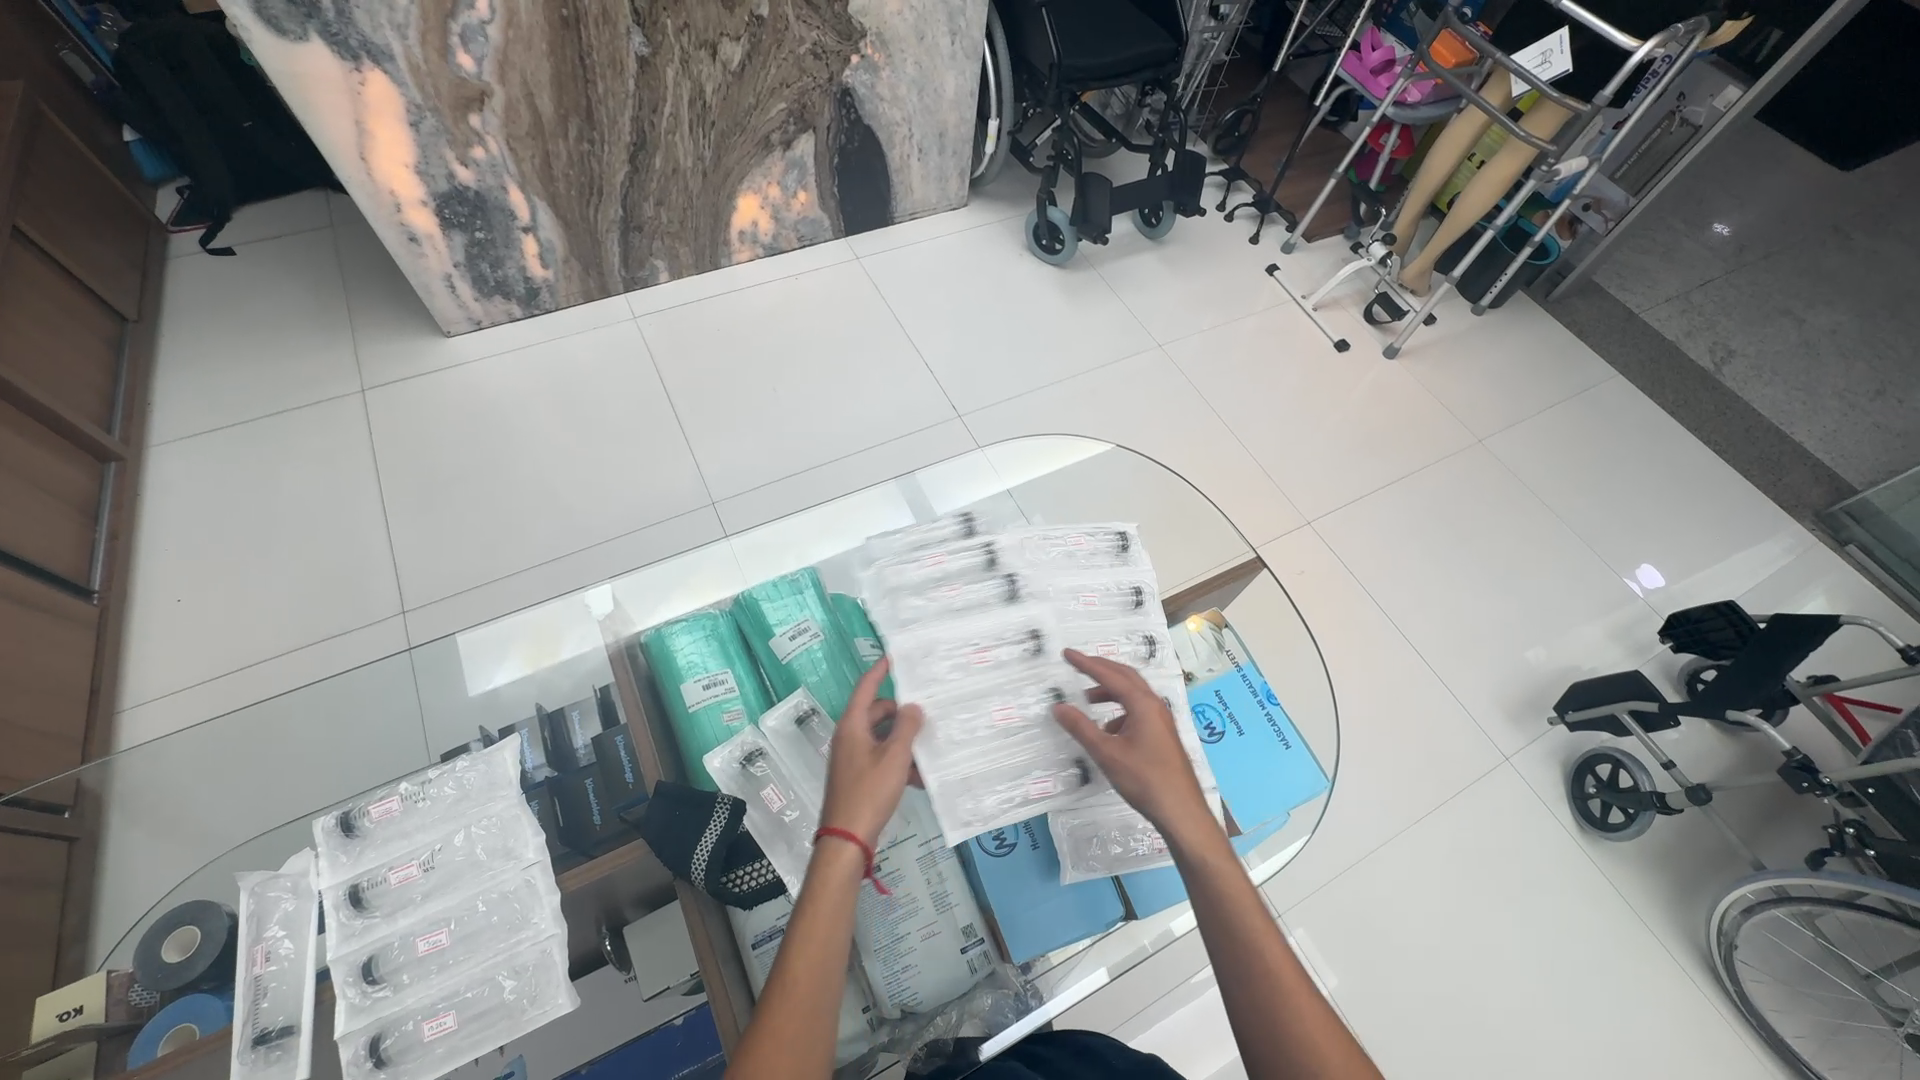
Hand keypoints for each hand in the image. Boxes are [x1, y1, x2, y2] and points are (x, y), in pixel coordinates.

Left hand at [820, 659, 923, 847]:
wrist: (847, 838)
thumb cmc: (870, 791)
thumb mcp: (895, 757)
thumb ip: (907, 727)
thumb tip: (913, 707)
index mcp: (852, 725)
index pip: (867, 687)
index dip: (881, 670)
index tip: (895, 656)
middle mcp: (849, 736)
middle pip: (878, 713)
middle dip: (902, 714)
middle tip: (928, 714)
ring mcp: (852, 757)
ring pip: (882, 738)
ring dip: (904, 742)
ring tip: (929, 751)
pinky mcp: (858, 776)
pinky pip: (881, 758)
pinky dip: (899, 762)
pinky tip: (919, 778)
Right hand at [1052, 648, 1212, 839]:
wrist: (1180, 809)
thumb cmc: (1144, 779)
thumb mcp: (1106, 753)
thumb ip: (1081, 728)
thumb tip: (1059, 707)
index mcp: (1143, 704)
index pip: (1110, 675)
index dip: (1086, 664)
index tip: (1067, 654)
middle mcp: (1155, 705)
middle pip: (1126, 677)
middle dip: (1101, 669)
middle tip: (1078, 665)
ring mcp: (1162, 720)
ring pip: (1133, 694)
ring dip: (1110, 691)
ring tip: (1088, 700)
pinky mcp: (1163, 734)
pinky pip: (1139, 710)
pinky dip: (1120, 711)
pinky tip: (1108, 730)